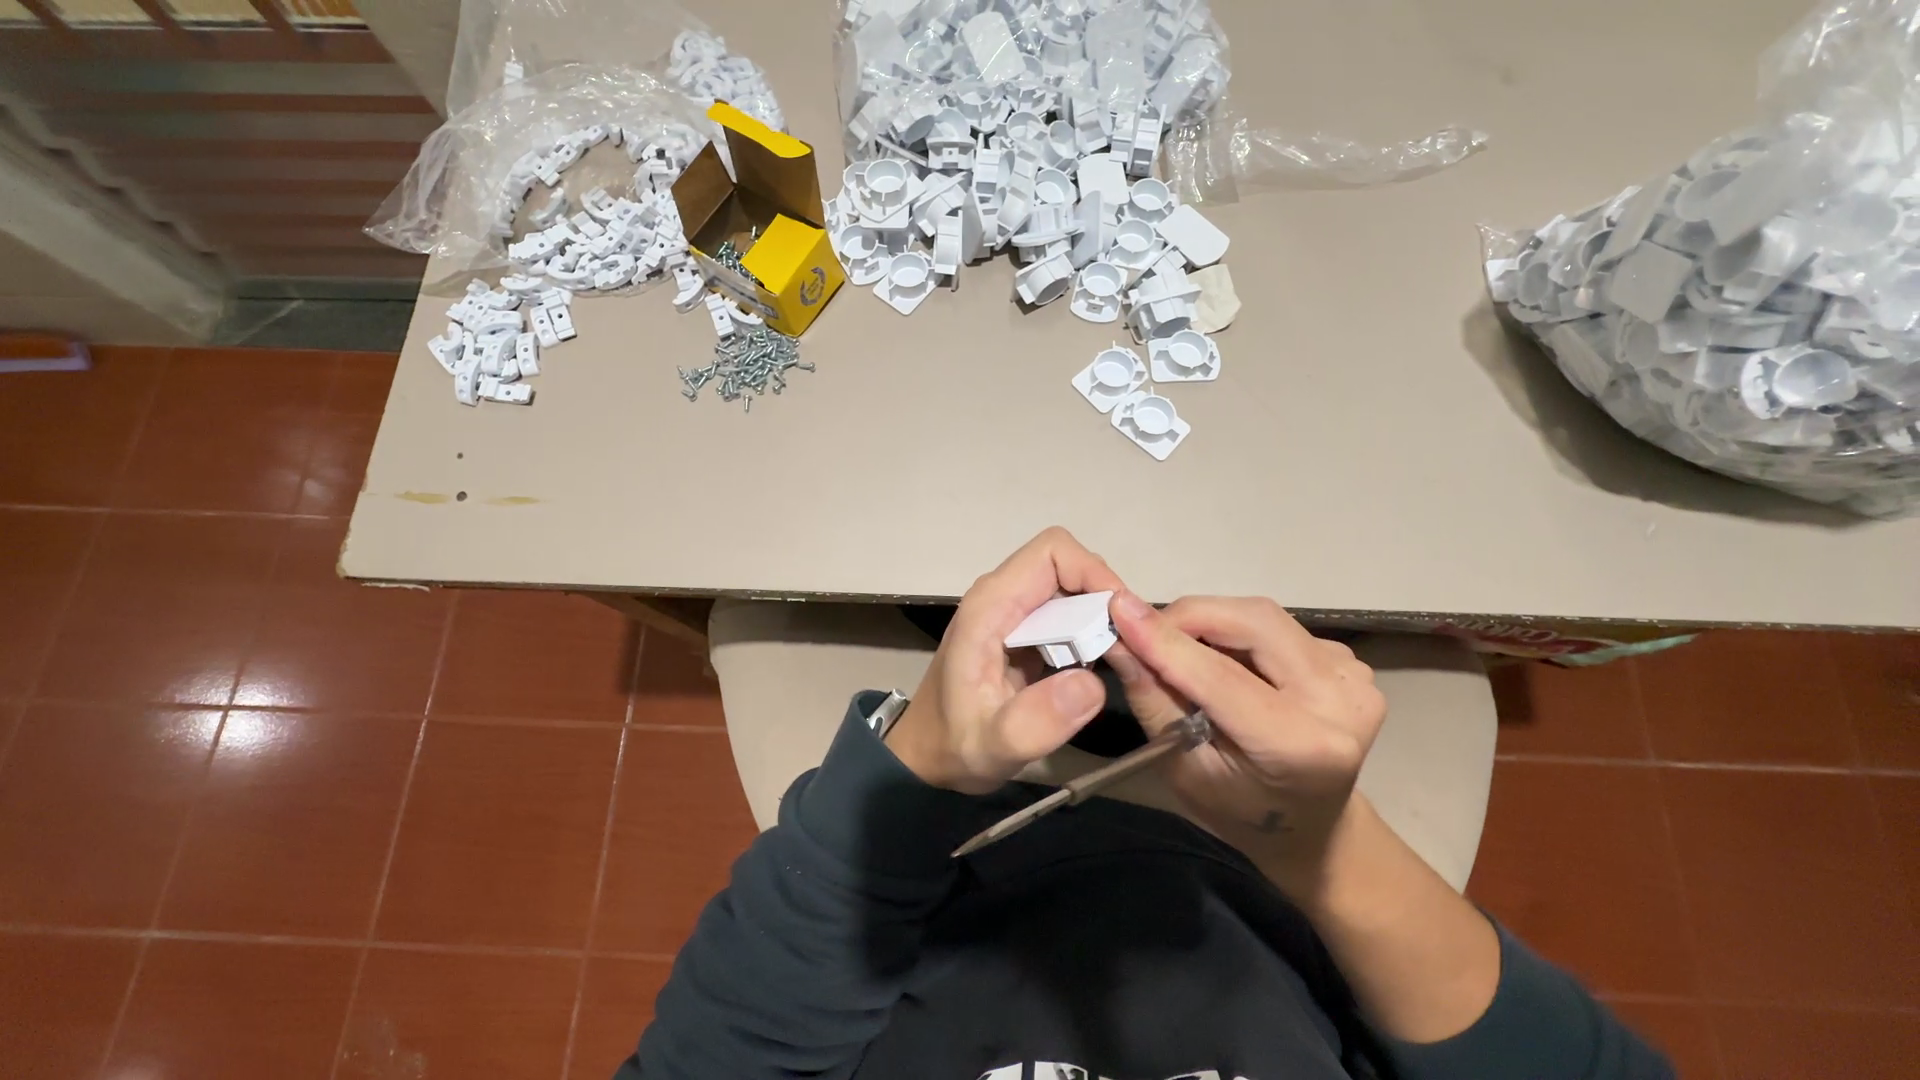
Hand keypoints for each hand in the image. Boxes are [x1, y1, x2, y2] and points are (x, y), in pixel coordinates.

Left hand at [886, 528, 1124, 793]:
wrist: (925, 758)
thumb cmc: (954, 747)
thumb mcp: (996, 745)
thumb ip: (1039, 720)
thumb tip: (1092, 683)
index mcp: (990, 607)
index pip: (1052, 552)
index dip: (1093, 573)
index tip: (1122, 617)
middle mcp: (1000, 598)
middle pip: (1066, 565)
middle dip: (1102, 597)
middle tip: (1127, 644)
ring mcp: (1010, 613)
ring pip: (1069, 588)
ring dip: (1098, 616)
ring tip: (1117, 657)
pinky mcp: (1021, 631)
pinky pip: (1064, 613)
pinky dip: (1088, 632)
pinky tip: (1095, 667)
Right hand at [1104, 592, 1386, 880]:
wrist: (1312, 827)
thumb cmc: (1241, 811)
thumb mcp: (1186, 770)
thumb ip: (1154, 702)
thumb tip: (1118, 641)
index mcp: (1303, 747)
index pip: (1222, 676)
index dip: (1165, 641)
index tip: (1117, 610)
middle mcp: (1341, 701)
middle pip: (1253, 622)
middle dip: (1189, 617)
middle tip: (1143, 629)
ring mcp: (1352, 675)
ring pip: (1263, 617)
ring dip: (1210, 622)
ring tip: (1180, 650)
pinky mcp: (1347, 660)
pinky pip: (1276, 627)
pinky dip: (1235, 633)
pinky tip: (1225, 662)